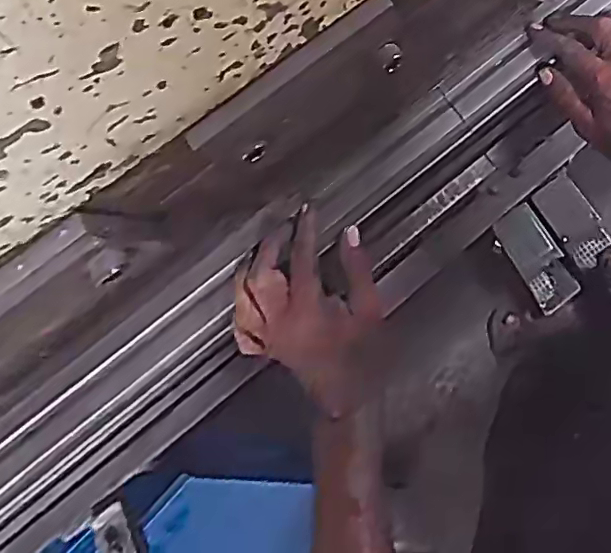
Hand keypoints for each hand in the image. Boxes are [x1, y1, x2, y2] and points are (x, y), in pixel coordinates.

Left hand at [234, 205, 383, 418]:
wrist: (349, 400)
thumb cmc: (365, 354)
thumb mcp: (370, 308)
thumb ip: (357, 268)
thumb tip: (349, 232)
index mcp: (307, 309)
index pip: (301, 258)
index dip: (305, 230)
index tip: (309, 210)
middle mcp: (280, 322)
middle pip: (261, 274)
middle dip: (271, 244)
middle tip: (286, 225)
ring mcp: (268, 336)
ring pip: (243, 295)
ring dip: (251, 266)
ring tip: (265, 246)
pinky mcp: (265, 347)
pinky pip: (241, 322)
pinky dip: (241, 300)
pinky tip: (248, 286)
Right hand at [529, 13, 610, 174]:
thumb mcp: (588, 127)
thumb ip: (565, 97)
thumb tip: (546, 75)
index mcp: (603, 78)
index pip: (569, 48)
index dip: (549, 37)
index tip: (538, 33)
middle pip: (596, 25)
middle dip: (572, 21)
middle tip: (558, 23)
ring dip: (602, 19)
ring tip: (588, 23)